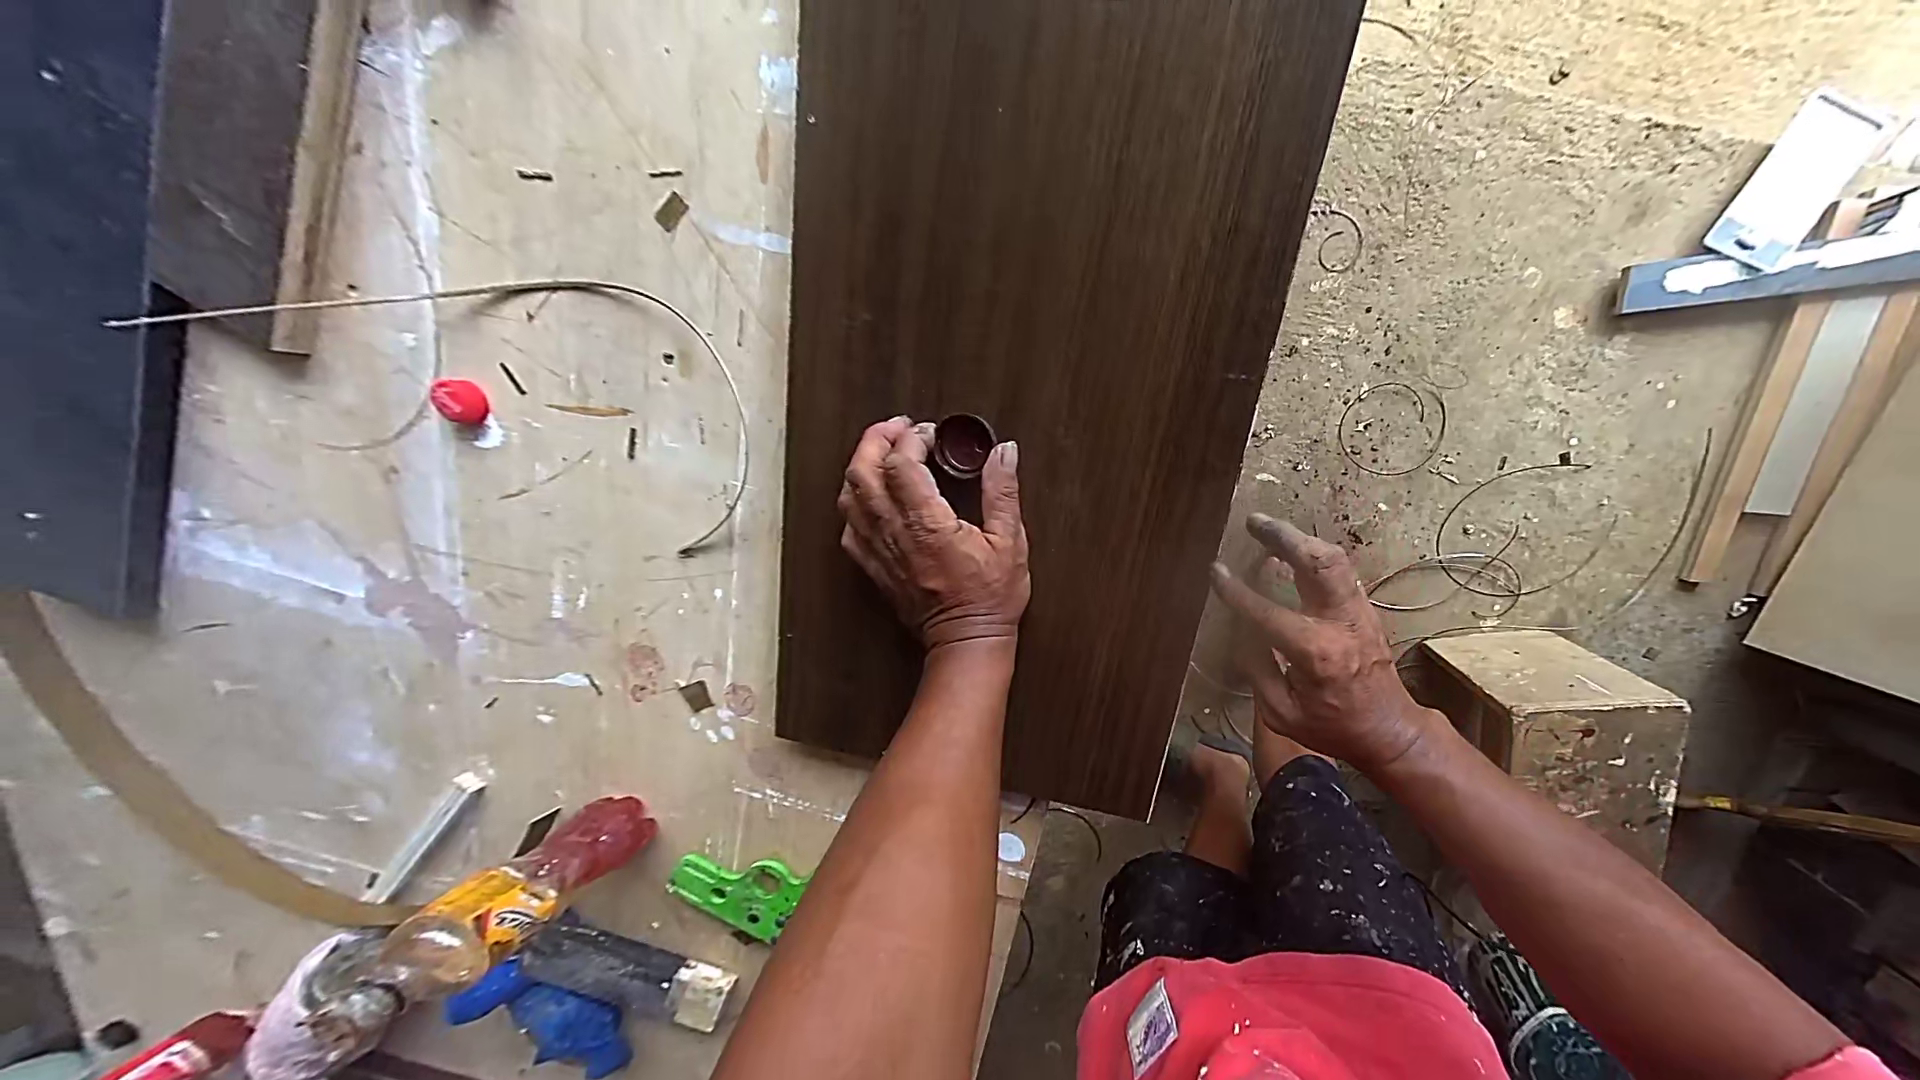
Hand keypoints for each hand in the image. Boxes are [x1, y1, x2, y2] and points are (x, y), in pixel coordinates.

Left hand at [838, 417, 1029, 649]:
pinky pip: (848, 525)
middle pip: (863, 471)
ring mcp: (880, 551)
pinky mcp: (874, 565)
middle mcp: (896, 534)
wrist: (965, 641)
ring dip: (862, 465)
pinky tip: (873, 495)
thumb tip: (1004, 453)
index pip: (902, 463)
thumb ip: (1002, 492)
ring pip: (849, 495)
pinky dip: (855, 500)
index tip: (931, 433)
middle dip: (876, 439)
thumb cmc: (989, 599)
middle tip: (898, 428)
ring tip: (884, 452)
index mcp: (929, 525)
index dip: (913, 437)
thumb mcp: (1010, 542)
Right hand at [1209, 514, 1441, 772]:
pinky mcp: (1365, 610)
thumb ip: (1256, 668)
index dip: (1235, 590)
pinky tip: (1292, 549)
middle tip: (1253, 522)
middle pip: (1318, 563)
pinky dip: (1313, 554)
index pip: (1265, 611)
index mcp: (1314, 652)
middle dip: (1283, 537)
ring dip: (1299, 539)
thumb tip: (1243, 631)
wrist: (1391, 730)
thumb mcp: (1280, 712)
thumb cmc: (1332, 727)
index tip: (1215, 570)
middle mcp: (1340, 624)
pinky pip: (1339, 571)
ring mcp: (1358, 613)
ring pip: (1334, 559)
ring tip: (1268, 529)